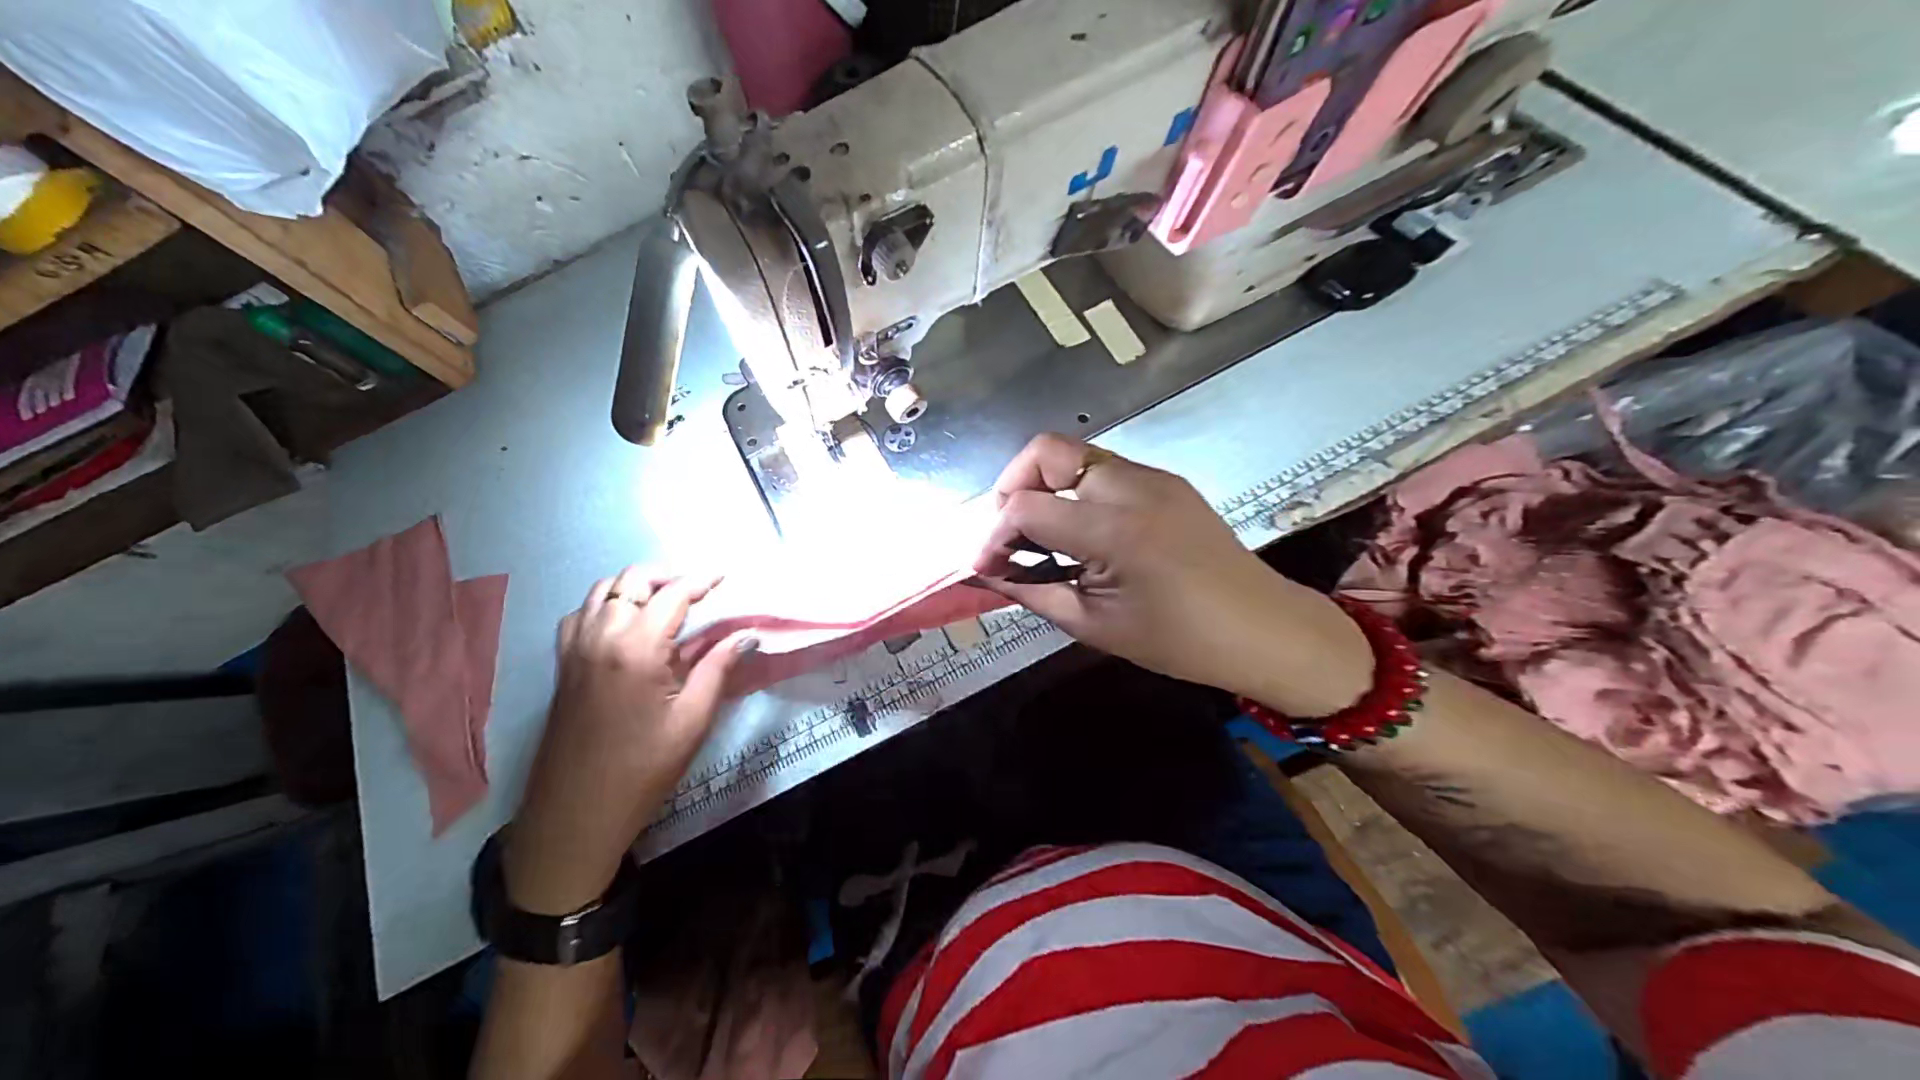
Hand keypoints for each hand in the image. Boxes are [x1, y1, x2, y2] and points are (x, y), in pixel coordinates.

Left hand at [505, 567, 754, 913]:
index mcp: (637, 648)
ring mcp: (576, 647)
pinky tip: (626, 624)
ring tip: (665, 602)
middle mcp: (601, 636)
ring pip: (603, 590)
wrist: (577, 812)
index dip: (702, 581)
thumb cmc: (644, 768)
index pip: (673, 594)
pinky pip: (582, 613)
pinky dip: (606, 604)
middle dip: (668, 575)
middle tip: (698, 590)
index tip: (725, 578)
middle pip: (632, 580)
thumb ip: (718, 668)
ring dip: (636, 586)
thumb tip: (746, 634)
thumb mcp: (693, 720)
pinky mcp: (563, 663)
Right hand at [974, 434, 1372, 715]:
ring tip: (1041, 533)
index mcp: (1114, 530)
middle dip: (1012, 487)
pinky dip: (1075, 489)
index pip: (1025, 506)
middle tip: (1009, 533)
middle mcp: (1131, 486)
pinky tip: (1081, 531)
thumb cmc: (1179, 641)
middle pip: (1045, 451)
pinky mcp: (1165, 480)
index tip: (985, 564)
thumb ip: (1033, 591)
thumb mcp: (1094, 625)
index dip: (993, 534)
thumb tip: (986, 572)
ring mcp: (1152, 476)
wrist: (1263, 629)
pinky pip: (1103, 467)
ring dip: (1043, 485)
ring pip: (1073, 453)